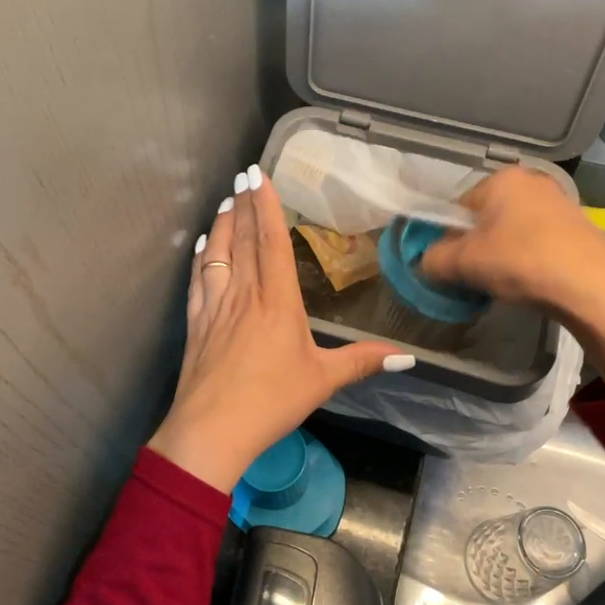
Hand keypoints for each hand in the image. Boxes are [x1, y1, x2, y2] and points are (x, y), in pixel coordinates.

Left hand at [149, 165, 412, 491]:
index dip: (267, 206)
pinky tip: (202, 246)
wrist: (212, 429)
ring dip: (222, 225)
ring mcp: (215, 306)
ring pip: (217, 253)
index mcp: (278, 300)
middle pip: (244, 240)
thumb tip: (408, 358)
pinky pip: (198, 279)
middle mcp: (244, 294)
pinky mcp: (196, 323)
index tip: (258, 175)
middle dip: (245, 205)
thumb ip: (363, 361)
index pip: (272, 241)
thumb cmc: (272, 401)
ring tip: (226, 202)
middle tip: (242, 176)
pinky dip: (201, 257)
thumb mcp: (324, 380)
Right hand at [420, 167, 604, 388]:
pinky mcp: (578, 228)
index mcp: (501, 178)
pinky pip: (537, 241)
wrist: (594, 287)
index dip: (447, 237)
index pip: (457, 206)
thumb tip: (424, 262)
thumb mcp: (465, 263)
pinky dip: (526, 259)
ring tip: (503, 283)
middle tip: (474, 277)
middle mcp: (531, 182)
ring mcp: (559, 203)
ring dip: (501, 255)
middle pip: (486, 217)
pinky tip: (530, 282)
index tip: (450, 265)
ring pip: (512, 231)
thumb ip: (434, 259)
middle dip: (476, 246)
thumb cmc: (522, 262)